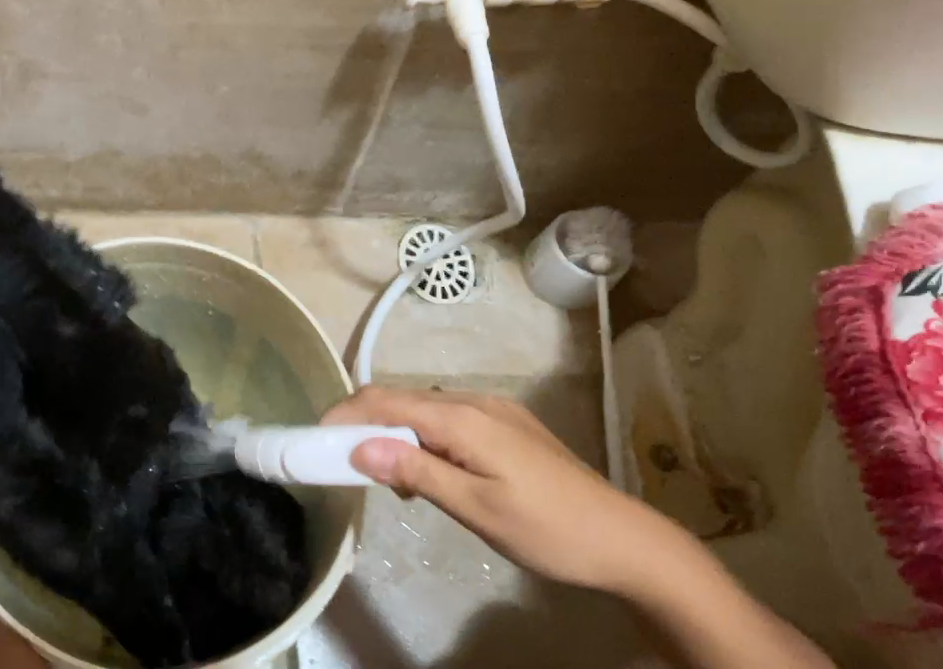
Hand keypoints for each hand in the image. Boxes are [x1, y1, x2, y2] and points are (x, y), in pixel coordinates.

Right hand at [322, 386, 685, 597]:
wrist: (625, 541)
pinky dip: (425, 439)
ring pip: (425, 411)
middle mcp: (475, 401)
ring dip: (397, 435)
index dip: (346, 414)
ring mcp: (495, 410)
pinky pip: (449, 420)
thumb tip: (359, 448)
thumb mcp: (477, 509)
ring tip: (391, 481)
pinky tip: (431, 473)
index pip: (386, 401)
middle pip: (402, 401)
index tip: (317, 440)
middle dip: (366, 425)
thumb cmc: (547, 530)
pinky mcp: (508, 426)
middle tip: (347, 467)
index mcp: (463, 418)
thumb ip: (417, 473)